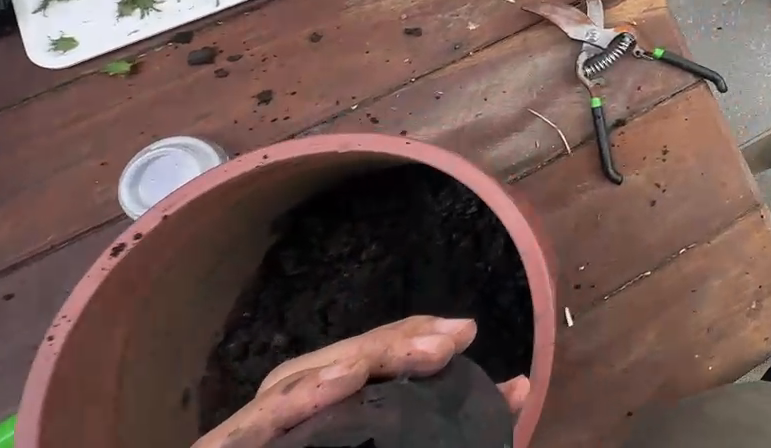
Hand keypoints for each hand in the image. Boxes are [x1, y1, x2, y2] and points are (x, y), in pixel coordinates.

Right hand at [192, 316, 530, 447]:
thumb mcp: (419, 444)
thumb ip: (461, 417)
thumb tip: (521, 385)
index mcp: (330, 413)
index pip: (370, 359)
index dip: (415, 336)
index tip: (467, 333)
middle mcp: (286, 420)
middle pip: (336, 364)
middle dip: (395, 343)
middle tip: (453, 340)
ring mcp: (251, 438)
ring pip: (293, 383)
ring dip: (353, 363)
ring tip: (408, 355)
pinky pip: (248, 429)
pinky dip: (295, 401)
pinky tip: (343, 383)